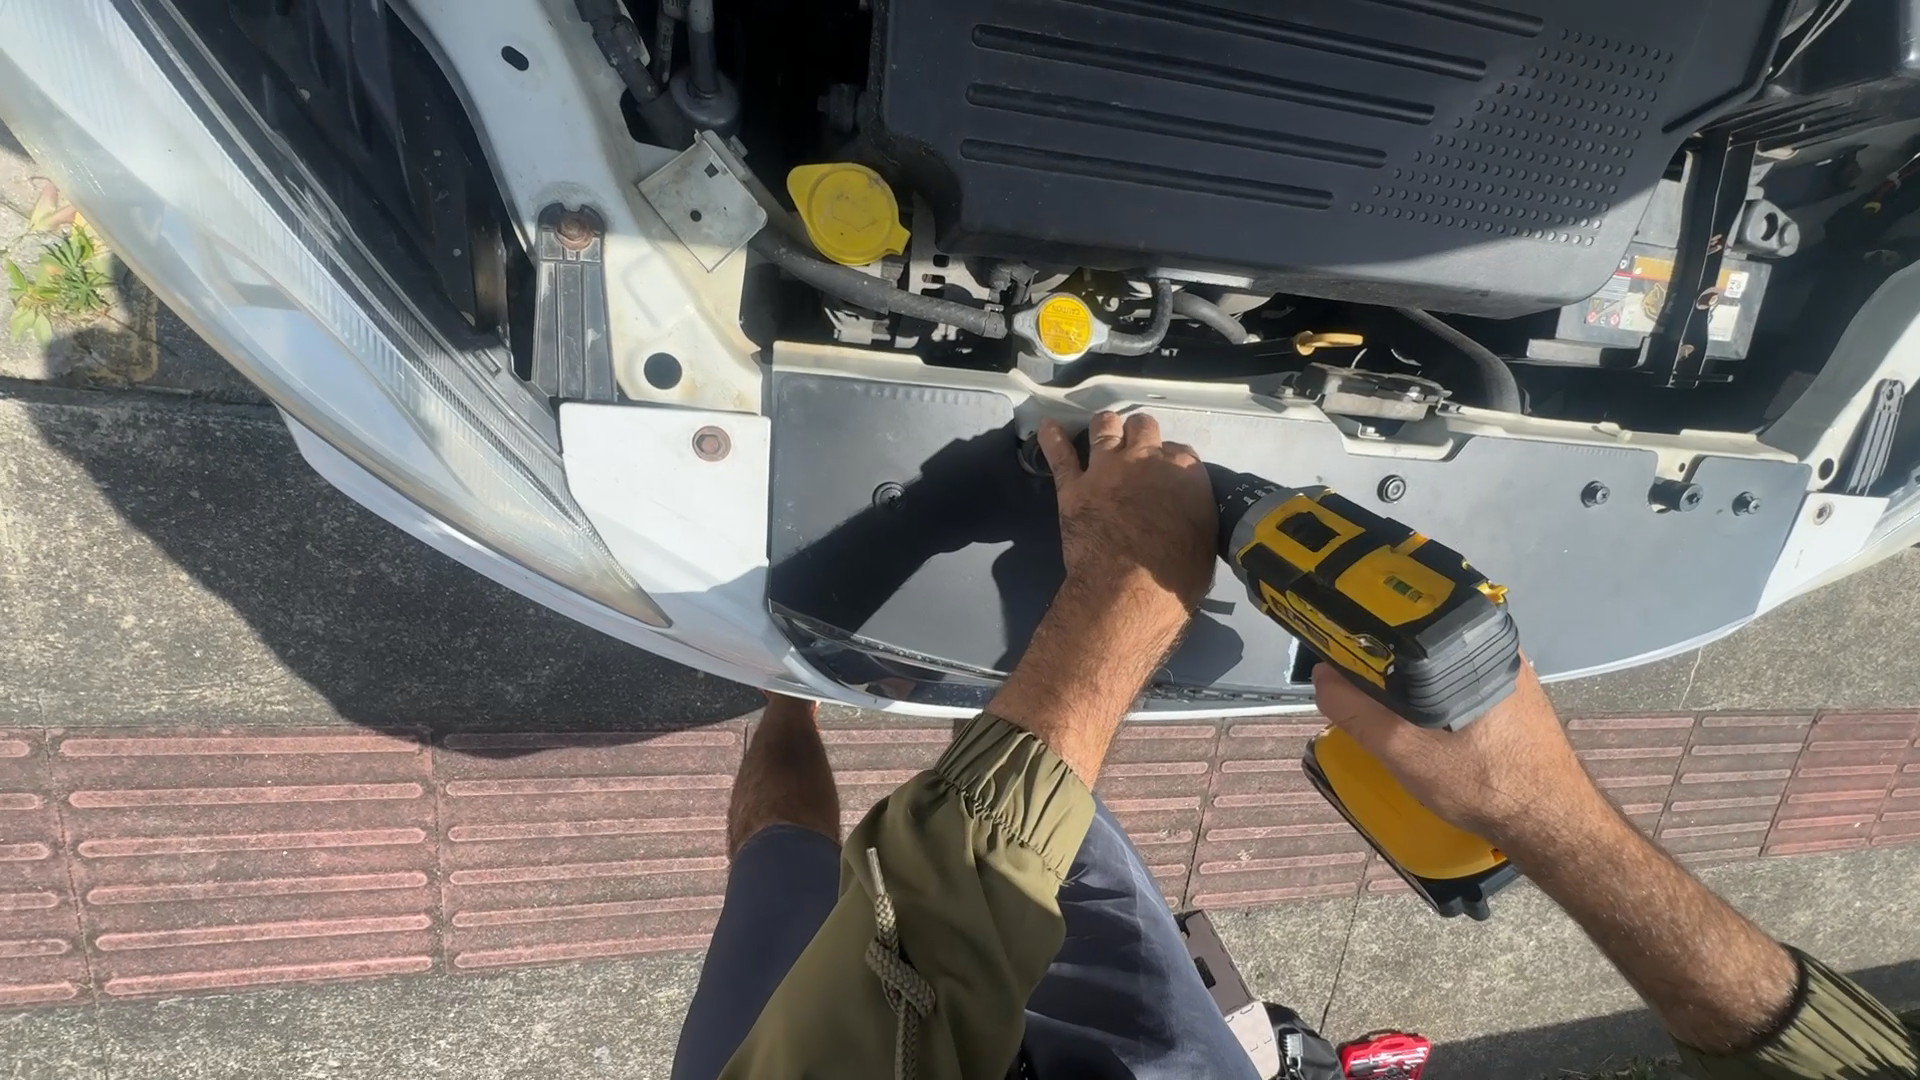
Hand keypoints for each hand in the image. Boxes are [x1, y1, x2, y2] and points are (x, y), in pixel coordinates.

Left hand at [1038, 412, 1216, 617]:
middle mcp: (1146, 458)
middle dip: (1139, 433)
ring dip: (1105, 426)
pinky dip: (1052, 439)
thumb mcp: (1203, 539)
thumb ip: (1192, 514)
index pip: (1179, 452)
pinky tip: (1047, 427)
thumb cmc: (1176, 574)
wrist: (1131, 588)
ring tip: (1103, 429)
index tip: (1165, 474)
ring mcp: (1107, 468)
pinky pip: (1060, 455)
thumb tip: (1185, 516)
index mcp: (1185, 471)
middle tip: (1136, 446)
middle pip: (1142, 427)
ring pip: (1104, 427)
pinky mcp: (1074, 486)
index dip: (1169, 461)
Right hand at [1311, 660, 1604, 849]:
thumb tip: (1322, 676)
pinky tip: (1422, 723)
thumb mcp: (1405, 751)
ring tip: (1384, 707)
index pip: (1404, 622)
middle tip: (1358, 687)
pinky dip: (1431, 695)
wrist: (1556, 831)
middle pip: (1418, 641)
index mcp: (1474, 648)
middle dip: (1382, 661)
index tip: (1340, 656)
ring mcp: (1510, 674)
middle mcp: (1496, 651)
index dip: (1364, 635)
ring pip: (1437, 663)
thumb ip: (1358, 711)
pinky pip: (1456, 682)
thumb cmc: (1485, 785)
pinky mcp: (1515, 698)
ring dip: (1407, 682)